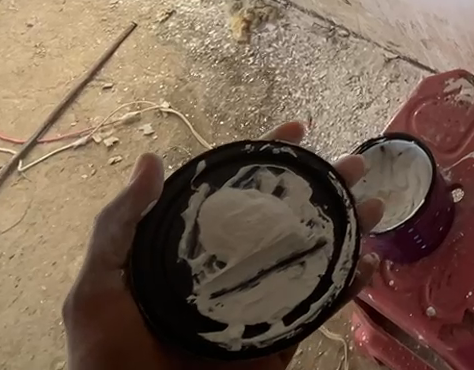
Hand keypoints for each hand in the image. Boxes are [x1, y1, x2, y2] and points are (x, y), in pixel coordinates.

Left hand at [63, 121, 384, 369]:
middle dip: (327, 181)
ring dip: (351, 222)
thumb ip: (118, 230)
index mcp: (197, 248)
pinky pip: (326, 301)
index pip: (239, 188)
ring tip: (376, 204)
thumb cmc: (111, 363)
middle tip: (356, 164)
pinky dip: (352, 281)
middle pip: (291, 210)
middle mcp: (237, 264)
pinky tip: (368, 262)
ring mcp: (264, 298)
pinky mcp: (285, 333)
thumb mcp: (97, 295)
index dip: (269, 155)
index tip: (298, 128)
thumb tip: (151, 160)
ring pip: (318, 247)